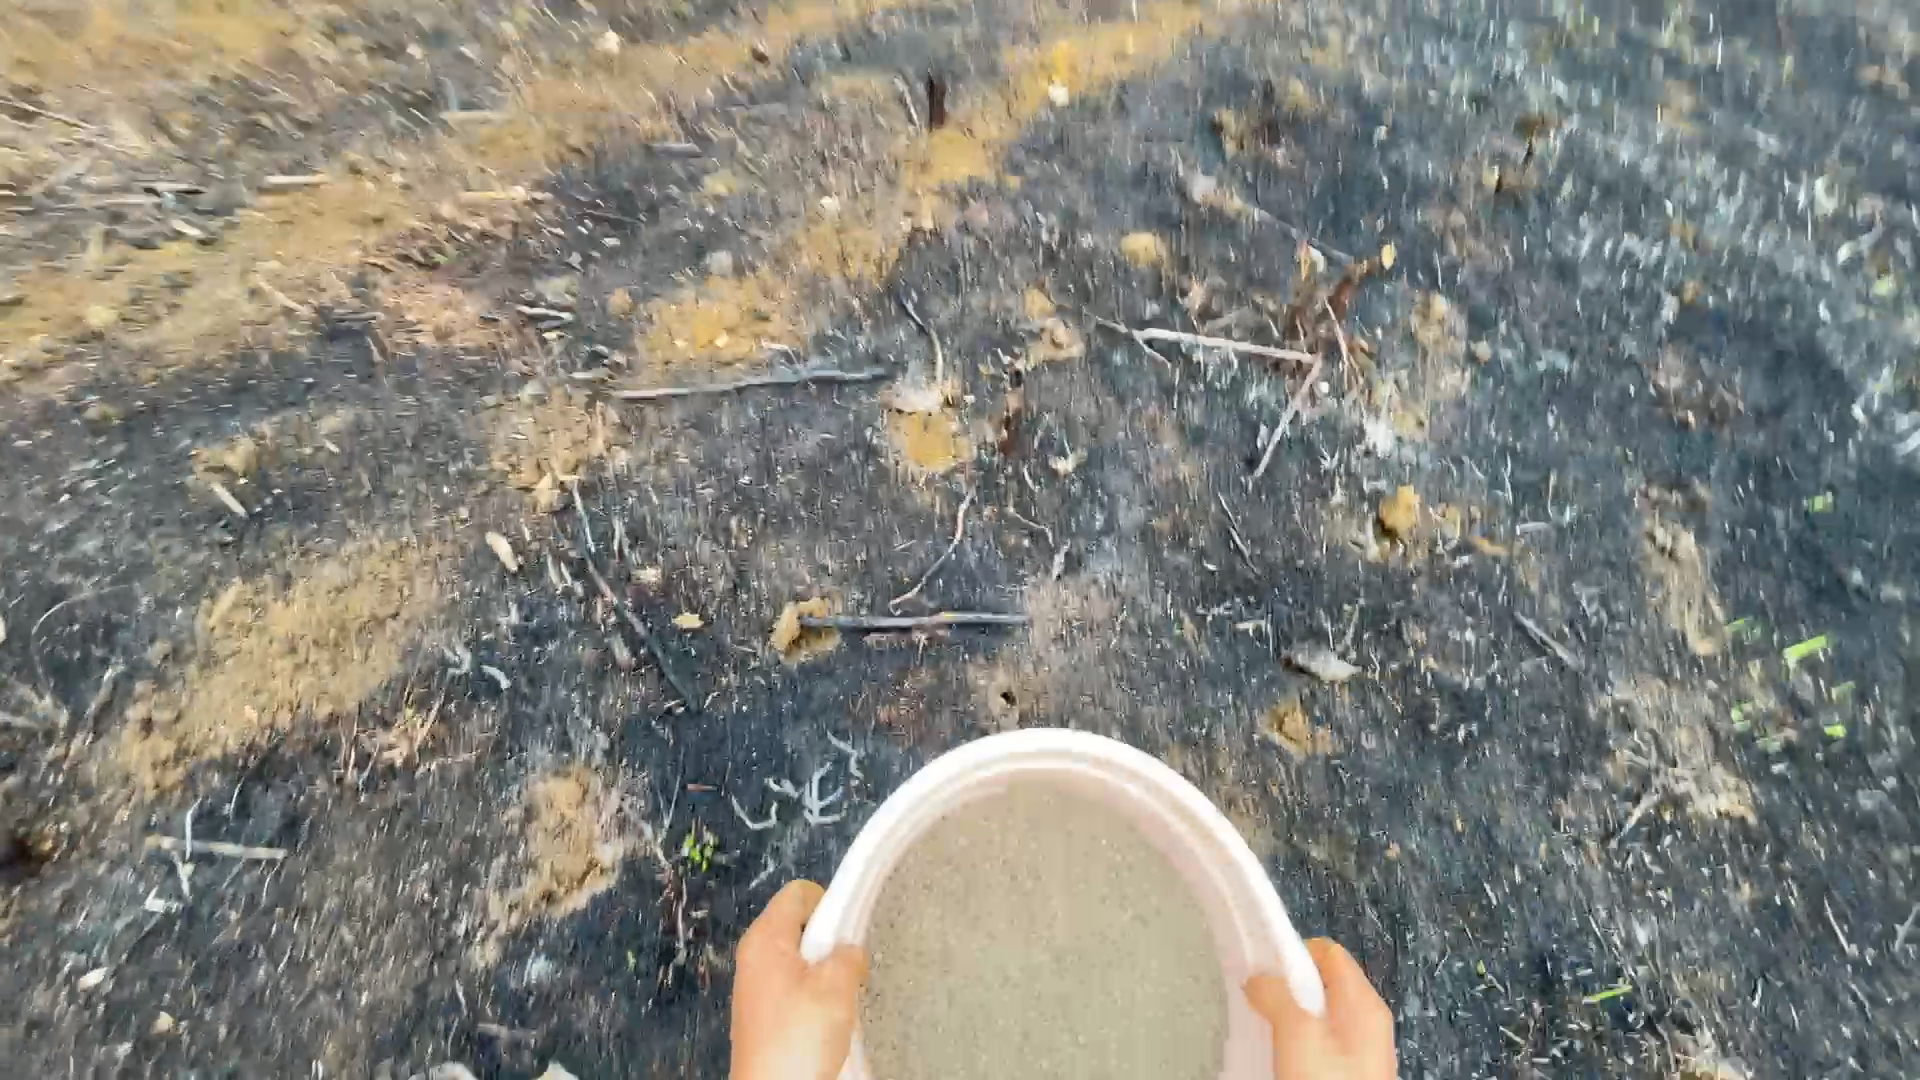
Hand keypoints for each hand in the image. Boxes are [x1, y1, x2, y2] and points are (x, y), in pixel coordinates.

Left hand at [731, 880, 869, 1079]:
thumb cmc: (800, 1036)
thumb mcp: (837, 986)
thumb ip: (849, 953)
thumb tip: (848, 951)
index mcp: (765, 936)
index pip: (800, 892)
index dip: (829, 903)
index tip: (847, 935)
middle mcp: (754, 953)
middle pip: (800, 923)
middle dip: (829, 941)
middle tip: (848, 969)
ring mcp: (755, 984)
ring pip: (800, 956)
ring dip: (825, 971)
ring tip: (838, 998)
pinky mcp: (761, 1012)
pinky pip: (793, 983)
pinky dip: (813, 992)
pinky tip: (824, 1020)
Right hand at [1245, 938, 1395, 1079]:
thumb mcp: (1297, 1032)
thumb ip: (1275, 992)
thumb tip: (1257, 978)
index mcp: (1364, 1003)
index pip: (1326, 950)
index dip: (1293, 953)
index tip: (1264, 969)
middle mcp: (1365, 1021)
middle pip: (1318, 981)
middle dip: (1285, 987)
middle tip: (1261, 1001)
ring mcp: (1357, 1051)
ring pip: (1313, 1013)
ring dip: (1286, 1016)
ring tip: (1267, 1031)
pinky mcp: (1345, 1074)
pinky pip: (1315, 1041)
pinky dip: (1293, 1041)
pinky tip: (1280, 1057)